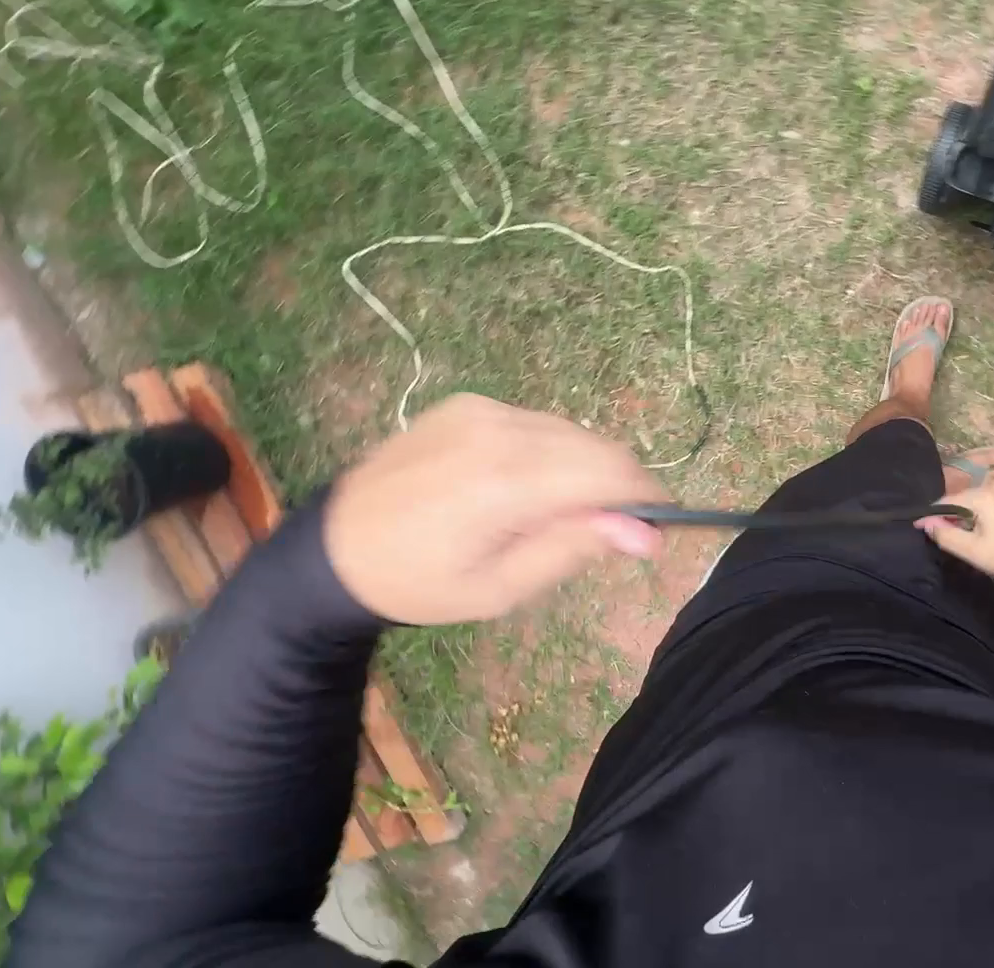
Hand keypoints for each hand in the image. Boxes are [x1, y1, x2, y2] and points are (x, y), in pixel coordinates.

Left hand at [325, 394, 668, 624]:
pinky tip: (531, 483)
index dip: (647, 497)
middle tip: (615, 528)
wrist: (333, 549)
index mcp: (503, 483)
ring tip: (563, 509)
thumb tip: (647, 534)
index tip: (660, 527)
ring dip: (590, 468)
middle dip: (623, 485)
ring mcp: (481, 410)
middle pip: (599, 448)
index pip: (609, 473)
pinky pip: (542, 423)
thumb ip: (574, 549)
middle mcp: (497, 432)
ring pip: (575, 433)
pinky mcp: (470, 403)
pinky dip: (557, 451)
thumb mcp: (500, 588)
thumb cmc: (421, 583)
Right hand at [917, 482, 993, 579]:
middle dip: (949, 515)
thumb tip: (927, 523)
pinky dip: (980, 515)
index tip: (920, 528)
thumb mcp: (972, 550)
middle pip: (961, 499)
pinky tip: (980, 531)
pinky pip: (989, 504)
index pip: (946, 500)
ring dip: (964, 516)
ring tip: (960, 535)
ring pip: (975, 502)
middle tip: (941, 535)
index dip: (932, 515)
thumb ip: (946, 534)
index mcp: (981, 496)